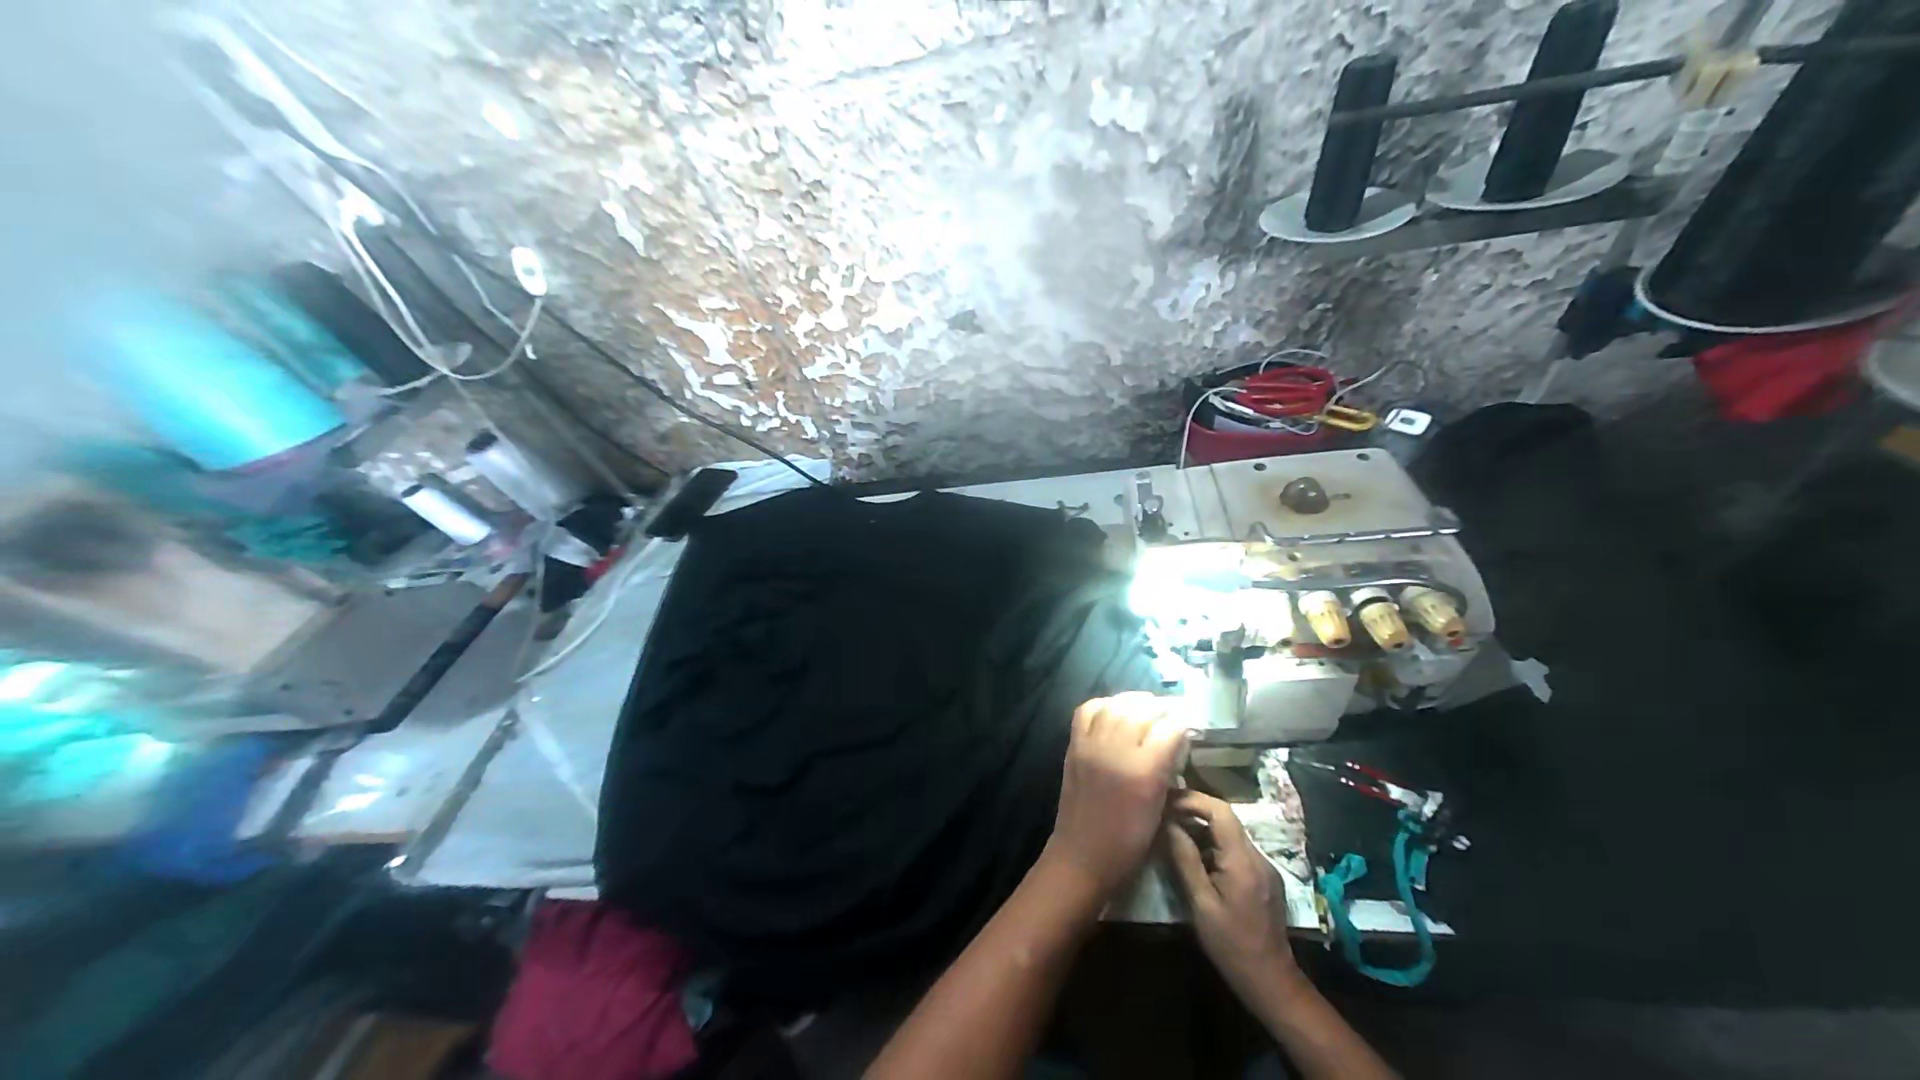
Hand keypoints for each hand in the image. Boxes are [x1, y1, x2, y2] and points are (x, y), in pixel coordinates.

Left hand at [1044, 693, 1188, 897]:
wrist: (1082, 856)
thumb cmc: (1128, 843)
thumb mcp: (1160, 809)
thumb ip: (1167, 771)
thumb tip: (1174, 744)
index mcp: (1144, 772)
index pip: (1170, 729)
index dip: (1183, 725)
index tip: (1189, 729)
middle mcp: (1117, 751)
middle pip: (1142, 710)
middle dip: (1161, 709)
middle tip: (1170, 715)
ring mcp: (1092, 745)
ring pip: (1115, 705)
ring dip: (1133, 702)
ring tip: (1145, 708)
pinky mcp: (1074, 746)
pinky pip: (1087, 711)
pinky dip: (1103, 705)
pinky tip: (1114, 712)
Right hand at [1164, 790, 1301, 996]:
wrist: (1270, 979)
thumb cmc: (1230, 944)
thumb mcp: (1200, 903)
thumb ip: (1185, 859)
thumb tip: (1168, 823)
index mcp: (1243, 860)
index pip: (1220, 811)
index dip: (1192, 799)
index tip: (1166, 801)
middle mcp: (1258, 856)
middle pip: (1226, 818)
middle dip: (1194, 811)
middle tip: (1164, 813)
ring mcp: (1264, 866)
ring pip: (1230, 833)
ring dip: (1202, 828)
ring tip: (1173, 832)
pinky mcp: (1264, 877)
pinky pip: (1236, 849)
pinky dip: (1214, 844)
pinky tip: (1195, 856)